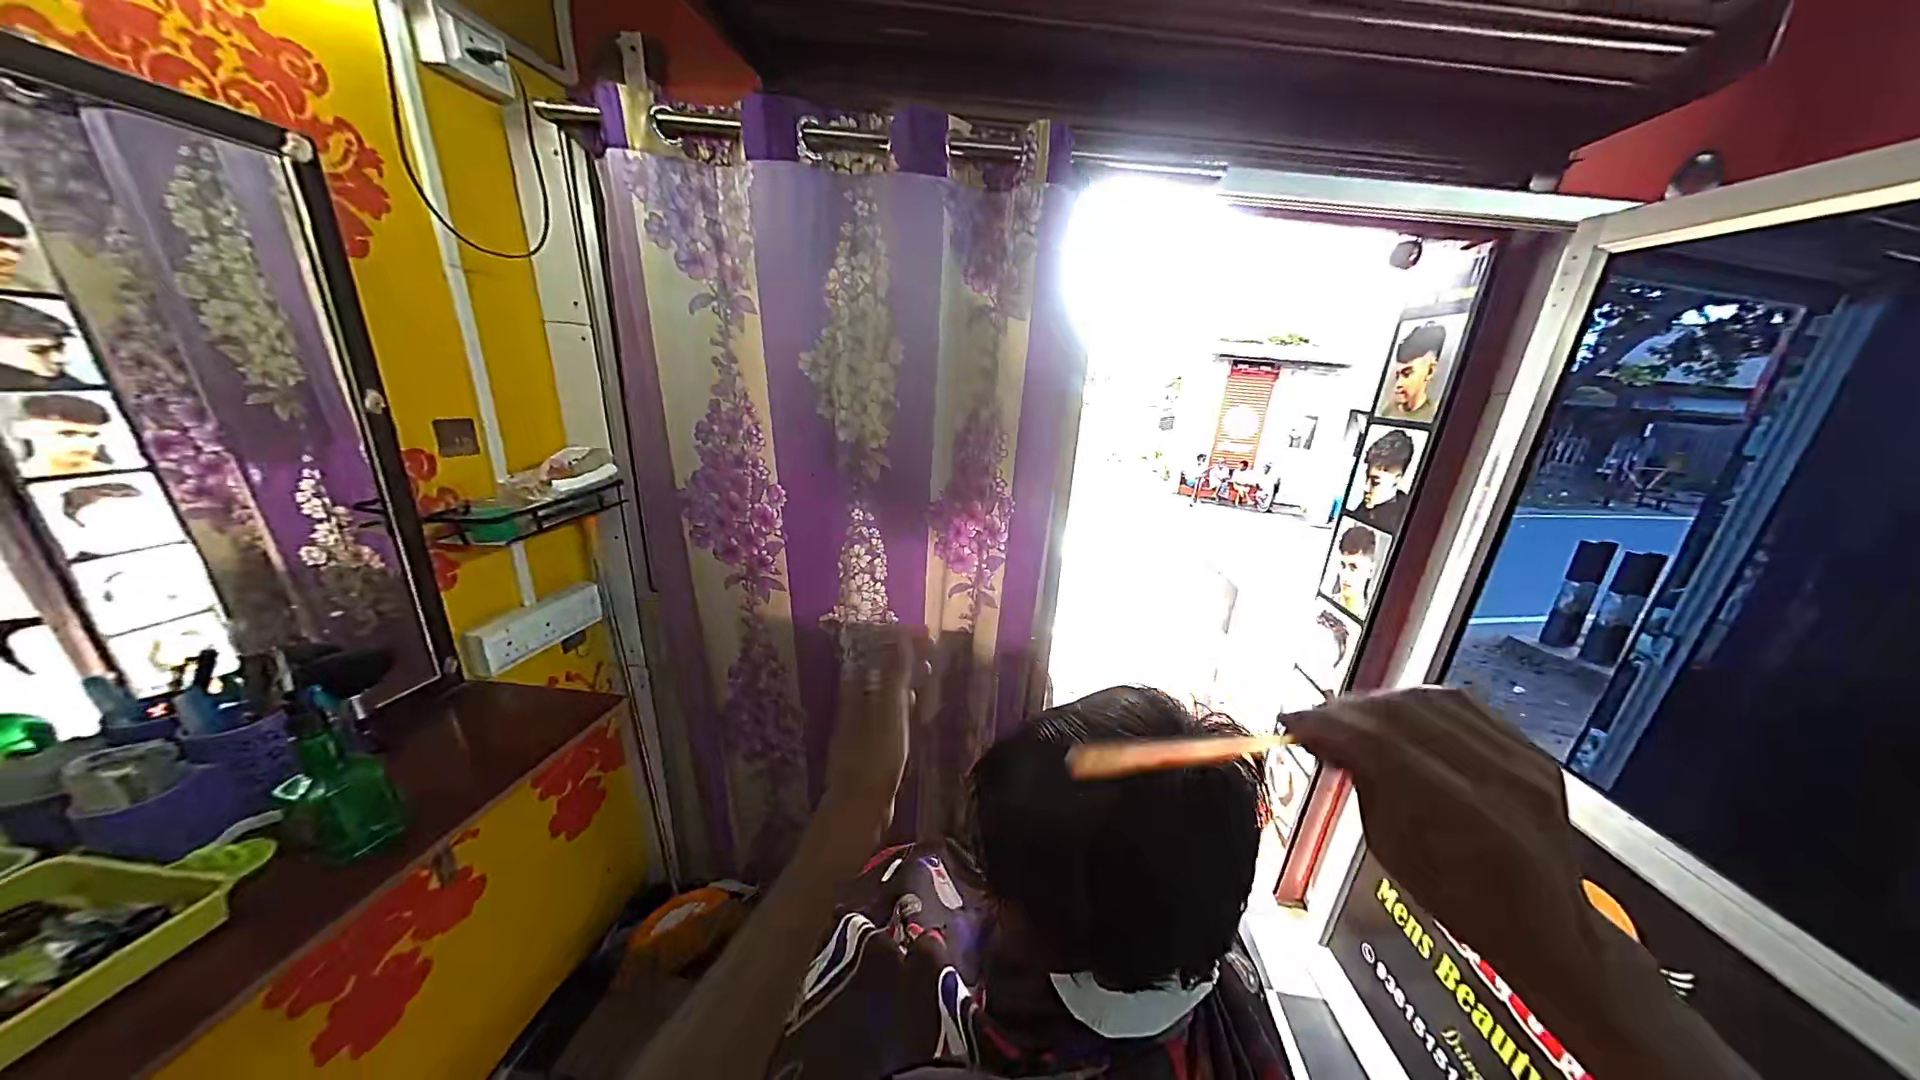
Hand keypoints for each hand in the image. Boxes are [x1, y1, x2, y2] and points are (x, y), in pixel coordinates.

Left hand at [821, 623, 924, 830]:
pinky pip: (891, 713)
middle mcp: (856, 702)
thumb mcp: (890, 710)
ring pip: (886, 691)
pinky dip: (906, 703)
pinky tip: (918, 710)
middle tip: (932, 651)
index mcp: (857, 690)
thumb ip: (896, 673)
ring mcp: (862, 723)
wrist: (860, 806)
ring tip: (930, 675)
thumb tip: (900, 636)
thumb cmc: (876, 755)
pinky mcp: (871, 743)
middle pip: (882, 669)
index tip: (926, 633)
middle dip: (906, 657)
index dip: (901, 638)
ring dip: (907, 679)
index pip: (878, 651)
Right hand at [1286, 687, 1597, 994]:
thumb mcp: (1396, 853)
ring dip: (1374, 702)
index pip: (1383, 747)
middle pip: (1405, 715)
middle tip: (1311, 718)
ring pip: (1429, 700)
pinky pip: (1459, 702)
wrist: (1547, 924)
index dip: (1329, 727)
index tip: (1294, 721)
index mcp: (1476, 821)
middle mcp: (1507, 782)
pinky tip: (1388, 712)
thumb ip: (1366, 787)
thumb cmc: (1468, 905)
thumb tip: (1326, 740)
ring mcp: (1524, 761)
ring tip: (1344, 715)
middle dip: (1345, 711)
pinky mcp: (1529, 748)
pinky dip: (1411, 701)